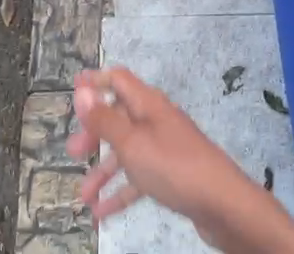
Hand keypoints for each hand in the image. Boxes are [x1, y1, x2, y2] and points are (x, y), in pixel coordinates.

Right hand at [65, 67, 293, 253]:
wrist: (221, 202)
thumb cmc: (172, 165)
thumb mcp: (131, 142)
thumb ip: (104, 119)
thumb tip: (82, 90)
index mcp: (147, 104)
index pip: (118, 80)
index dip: (95, 81)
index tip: (74, 88)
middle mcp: (156, 120)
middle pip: (119, 117)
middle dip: (94, 134)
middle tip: (72, 152)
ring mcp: (165, 147)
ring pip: (127, 152)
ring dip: (104, 171)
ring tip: (83, 195)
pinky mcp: (172, 174)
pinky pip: (140, 178)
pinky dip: (121, 191)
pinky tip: (102, 212)